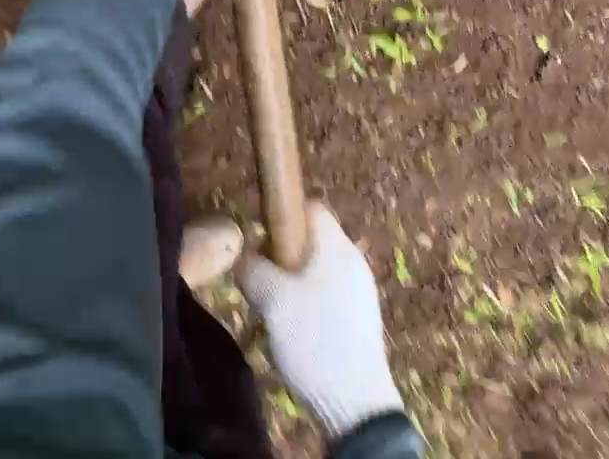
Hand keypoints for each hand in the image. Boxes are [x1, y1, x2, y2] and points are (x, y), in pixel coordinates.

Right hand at [237, 204, 404, 440]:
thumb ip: (254, 270)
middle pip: (312, 240)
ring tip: (275, 313)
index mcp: (337, 247)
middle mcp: (354, 260)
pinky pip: (328, 293)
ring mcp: (361, 289)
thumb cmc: (314, 339)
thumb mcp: (272, 300)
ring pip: (317, 269)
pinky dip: (308, 303)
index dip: (283, 216)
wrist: (356, 401)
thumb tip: (247, 258)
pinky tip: (295, 333)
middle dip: (282, 256)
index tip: (262, 243)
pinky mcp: (360, 316)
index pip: (310, 207)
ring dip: (292, 283)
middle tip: (263, 284)